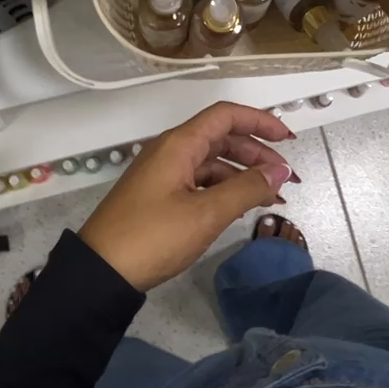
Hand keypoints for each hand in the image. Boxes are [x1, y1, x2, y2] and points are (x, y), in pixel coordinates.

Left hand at [79, 102, 296, 290]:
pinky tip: (242, 207)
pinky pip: (200, 181)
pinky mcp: (160, 195)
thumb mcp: (205, 215)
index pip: (226, 116)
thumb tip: (280, 171)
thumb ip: (246, 189)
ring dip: (243, 174)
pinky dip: (224, 189)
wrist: (100, 272)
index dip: (260, 121)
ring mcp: (164, 173)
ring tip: (272, 198)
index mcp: (179, 144)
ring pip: (212, 161)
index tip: (288, 139)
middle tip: (286, 178)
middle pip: (222, 137)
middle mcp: (172, 150)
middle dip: (257, 153)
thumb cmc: (153, 237)